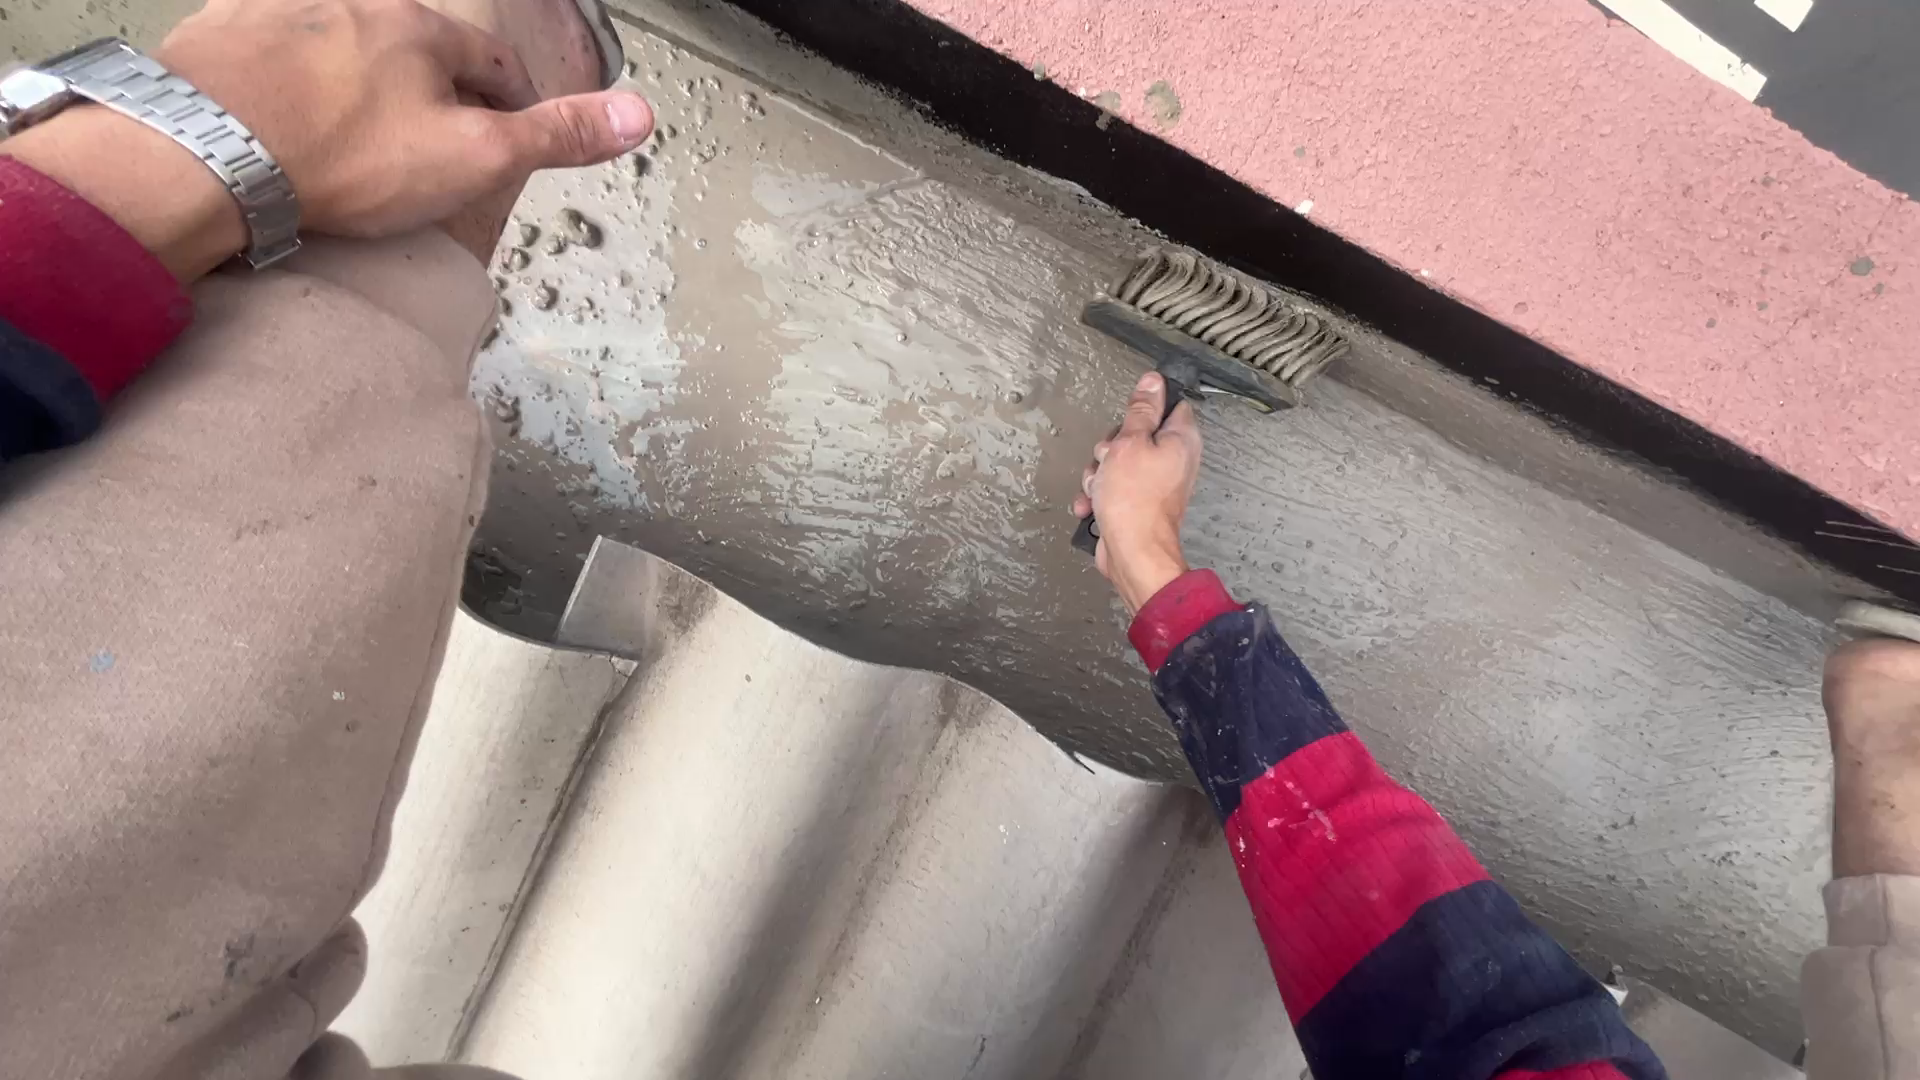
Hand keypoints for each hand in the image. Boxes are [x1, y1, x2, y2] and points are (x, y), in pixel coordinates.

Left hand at [2, 0, 654, 278]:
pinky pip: (292, 52)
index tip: (518, 139)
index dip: (518, 103)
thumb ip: (557, 135)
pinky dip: (316, 84)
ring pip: (357, 48)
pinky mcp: (225, 35)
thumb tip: (641, 114)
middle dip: (449, 92)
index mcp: (419, 32)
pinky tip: (312, 124)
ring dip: (382, 84)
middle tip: (452, 149)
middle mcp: (352, 5)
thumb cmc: (356, 159)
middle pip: (425, 49)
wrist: (204, 155)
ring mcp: (283, 14)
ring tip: (383, 141)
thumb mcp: (479, 156)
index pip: (494, 62)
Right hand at [1073, 372, 1201, 612]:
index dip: (1142, 408)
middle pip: (1133, 434)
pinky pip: (1111, 487)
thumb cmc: (1134, 501)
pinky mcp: (1136, 502)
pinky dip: (1097, 495)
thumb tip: (1152, 382)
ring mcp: (1154, 483)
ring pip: (1116, 461)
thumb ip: (1140, 411)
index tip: (1126, 420)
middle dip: (1109, 447)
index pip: (1167, 404)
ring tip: (1100, 487)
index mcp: (1181, 439)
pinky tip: (1092, 504)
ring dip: (1098, 473)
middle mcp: (1173, 459)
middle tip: (1110, 459)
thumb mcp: (1129, 443)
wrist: (1131, 552)